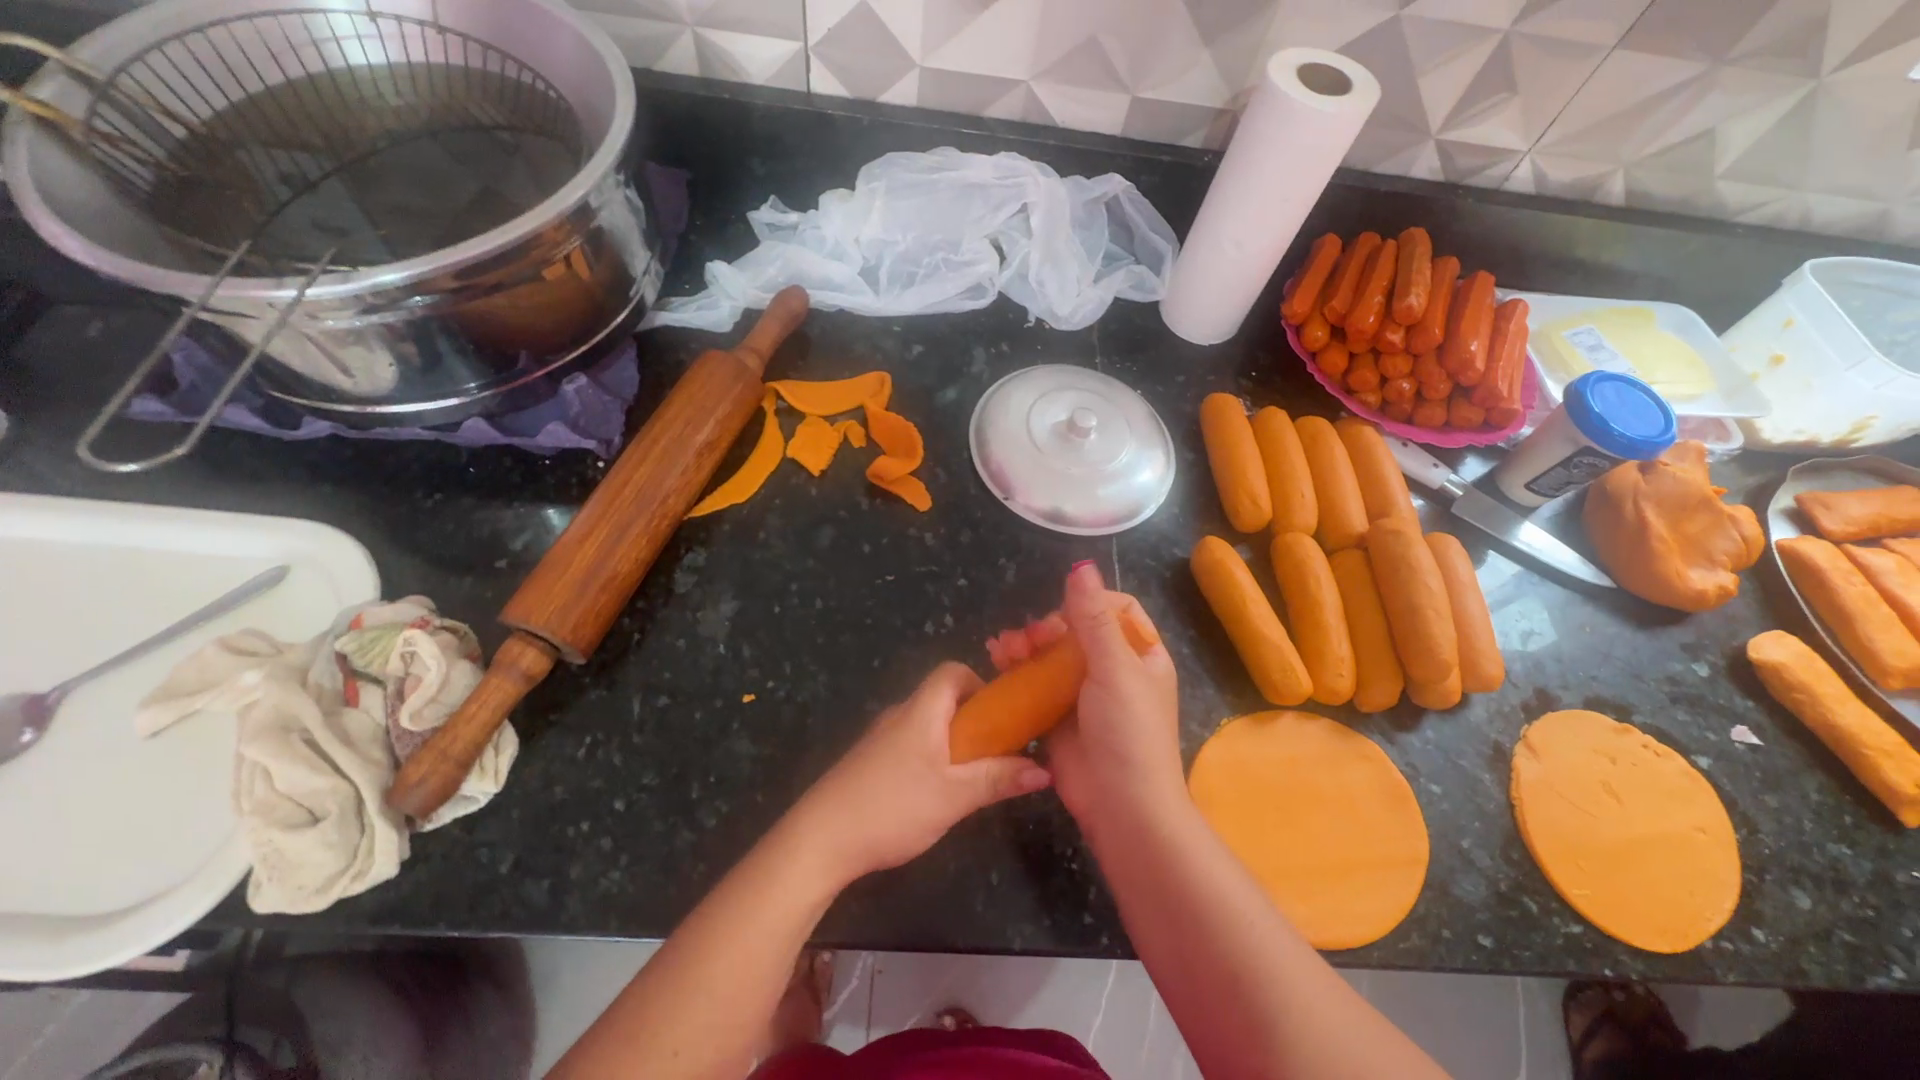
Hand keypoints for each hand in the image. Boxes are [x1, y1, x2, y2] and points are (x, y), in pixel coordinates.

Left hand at [789, 663, 1051, 885]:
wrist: (820, 838)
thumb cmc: (892, 807)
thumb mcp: (955, 797)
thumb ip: (998, 779)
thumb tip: (1044, 770)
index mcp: (920, 711)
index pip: (952, 672)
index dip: (981, 685)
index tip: (1003, 717)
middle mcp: (898, 716)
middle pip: (942, 700)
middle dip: (975, 722)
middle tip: (998, 756)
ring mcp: (879, 741)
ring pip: (926, 728)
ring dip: (953, 746)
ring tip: (972, 782)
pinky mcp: (867, 765)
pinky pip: (910, 748)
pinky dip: (931, 762)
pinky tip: (935, 798)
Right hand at [986, 563, 1184, 827]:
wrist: (1120, 806)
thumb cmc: (1128, 732)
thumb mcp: (1115, 669)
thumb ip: (1094, 618)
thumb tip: (1081, 566)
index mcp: (1142, 656)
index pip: (1116, 610)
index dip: (1087, 604)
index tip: (1063, 615)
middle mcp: (1115, 671)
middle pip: (1077, 630)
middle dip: (1047, 627)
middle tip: (1029, 639)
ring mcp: (1084, 696)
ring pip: (1051, 656)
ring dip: (1026, 646)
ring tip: (1002, 648)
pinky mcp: (1058, 719)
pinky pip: (1035, 685)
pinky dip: (1015, 671)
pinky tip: (996, 661)